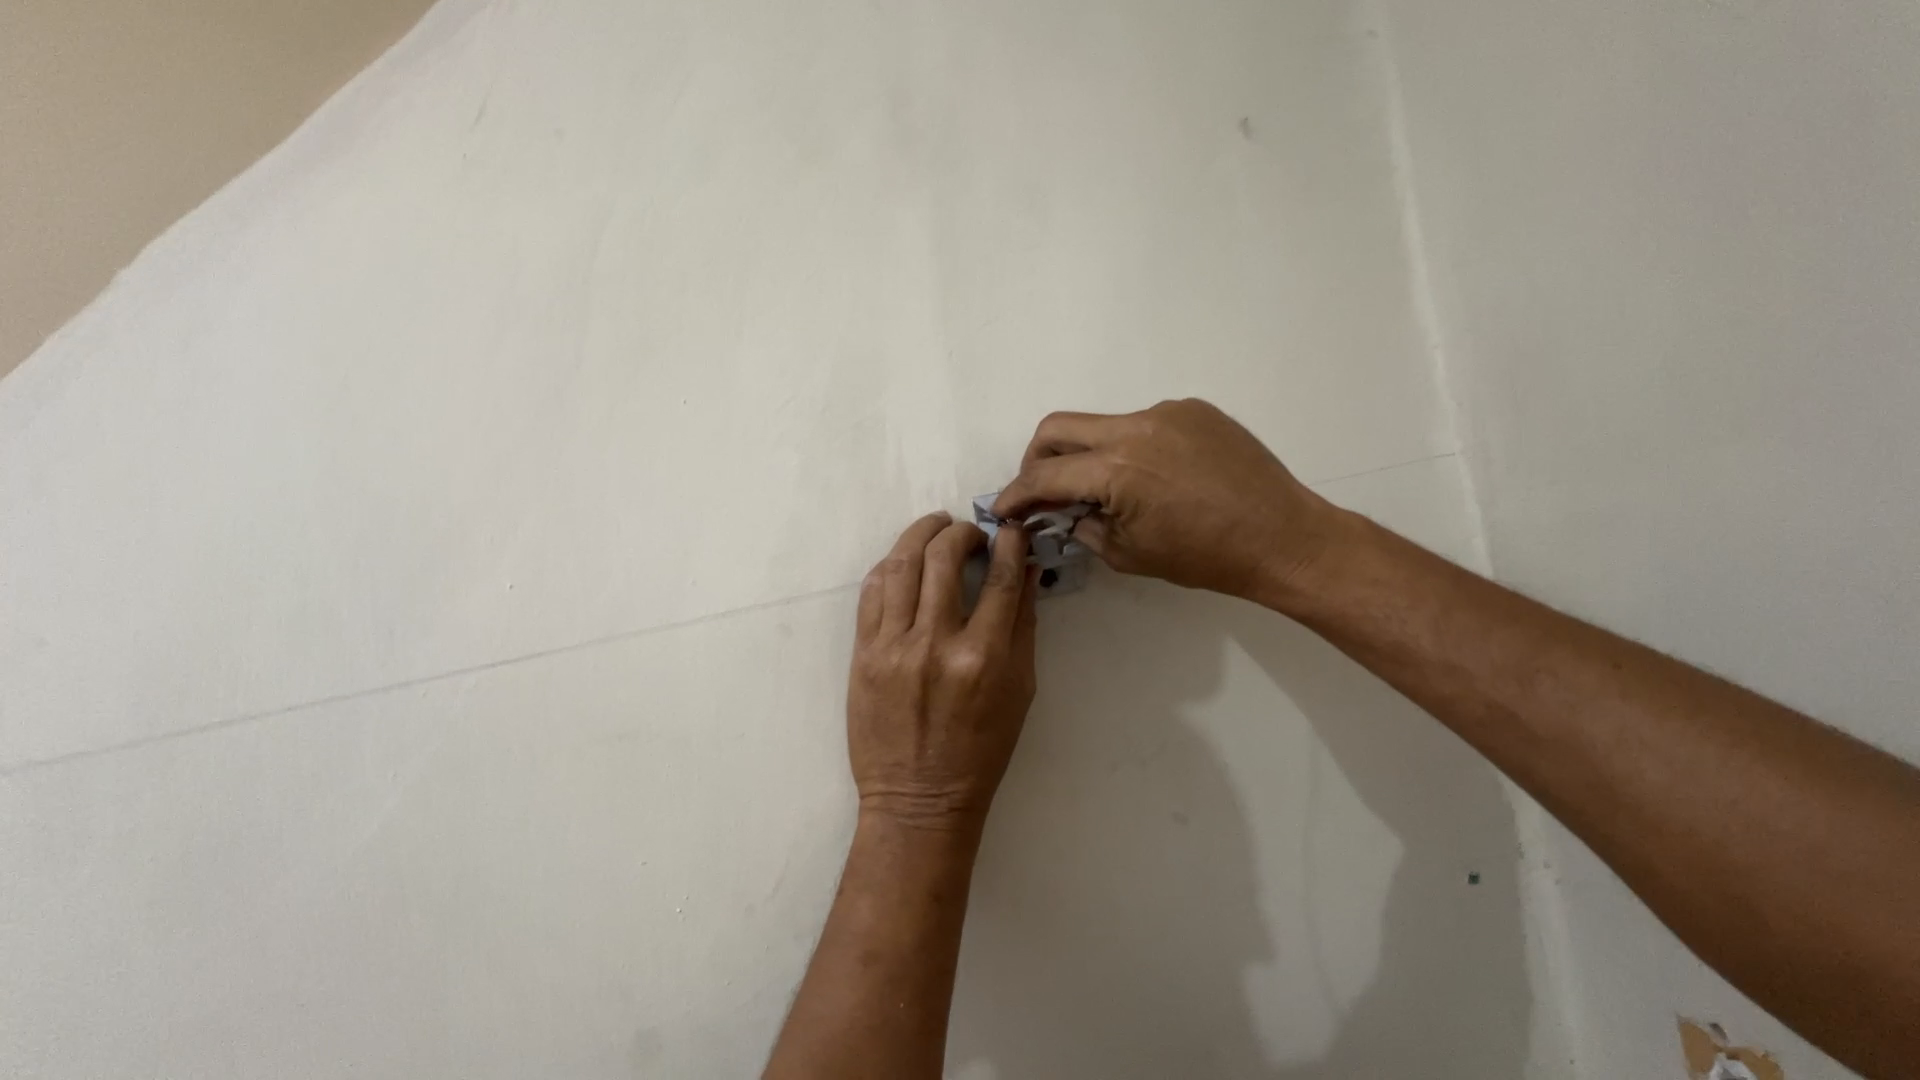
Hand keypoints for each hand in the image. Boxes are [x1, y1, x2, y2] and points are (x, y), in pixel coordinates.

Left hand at [847, 512, 1038, 829]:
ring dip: (921, 535)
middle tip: (969, 533)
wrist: (919, 799)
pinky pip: (871, 592)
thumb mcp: (1020, 691)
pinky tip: (904, 562)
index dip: (1007, 543)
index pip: (1000, 577)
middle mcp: (935, 644)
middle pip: (944, 557)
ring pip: (901, 565)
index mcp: (983, 657)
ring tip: (935, 529)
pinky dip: (890, 566)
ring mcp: (892, 648)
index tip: (1008, 531)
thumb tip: (1025, 569)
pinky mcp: (862, 655)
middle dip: (961, 532)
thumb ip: (1023, 626)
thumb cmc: (982, 751)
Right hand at [992, 399, 1349, 603]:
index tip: (1003, 509)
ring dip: (1089, 454)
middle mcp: (1136, 427)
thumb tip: (1063, 514)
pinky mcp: (1195, 410)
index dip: (1016, 493)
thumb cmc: (1205, 558)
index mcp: (1117, 470)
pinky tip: (1153, 477)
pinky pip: (1144, 423)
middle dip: (1037, 459)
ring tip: (1107, 489)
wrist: (1283, 537)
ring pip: (1103, 425)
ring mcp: (1168, 412)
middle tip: (1041, 490)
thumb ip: (1085, 527)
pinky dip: (1131, 448)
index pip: (1045, 475)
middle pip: (1058, 428)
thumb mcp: (1130, 554)